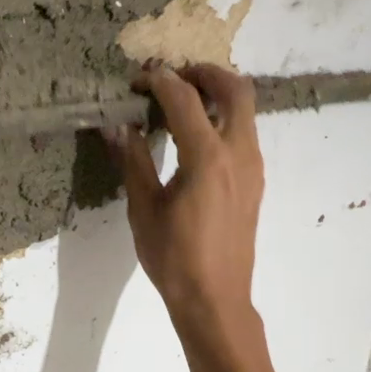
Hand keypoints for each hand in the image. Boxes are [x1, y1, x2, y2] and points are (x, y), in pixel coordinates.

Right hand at [107, 63, 264, 349]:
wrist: (215, 298)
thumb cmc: (173, 259)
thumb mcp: (144, 210)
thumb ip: (133, 162)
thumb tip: (116, 127)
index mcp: (207, 157)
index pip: (184, 99)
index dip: (160, 81)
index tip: (138, 79)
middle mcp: (238, 152)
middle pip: (234, 88)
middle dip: (204, 73)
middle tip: (172, 77)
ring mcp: (252, 166)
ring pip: (245, 109)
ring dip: (217, 95)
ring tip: (183, 103)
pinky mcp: (254, 182)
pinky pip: (244, 133)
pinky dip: (224, 120)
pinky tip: (196, 138)